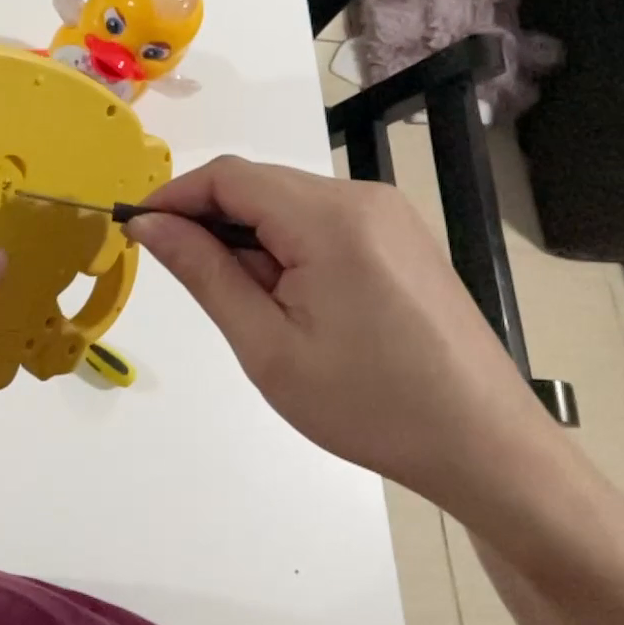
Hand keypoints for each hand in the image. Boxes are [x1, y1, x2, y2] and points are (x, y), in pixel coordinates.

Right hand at [125, 156, 561, 504]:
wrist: (487, 448)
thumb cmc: (368, 404)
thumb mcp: (266, 344)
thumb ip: (203, 271)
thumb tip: (148, 223)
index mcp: (330, 219)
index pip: (228, 176)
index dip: (173, 196)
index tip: (136, 232)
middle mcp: (362, 198)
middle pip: (257, 184)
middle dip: (208, 220)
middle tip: (185, 278)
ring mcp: (388, 215)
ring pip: (285, 202)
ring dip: (245, 236)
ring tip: (244, 302)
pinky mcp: (399, 236)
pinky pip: (318, 220)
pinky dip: (281, 244)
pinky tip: (285, 297)